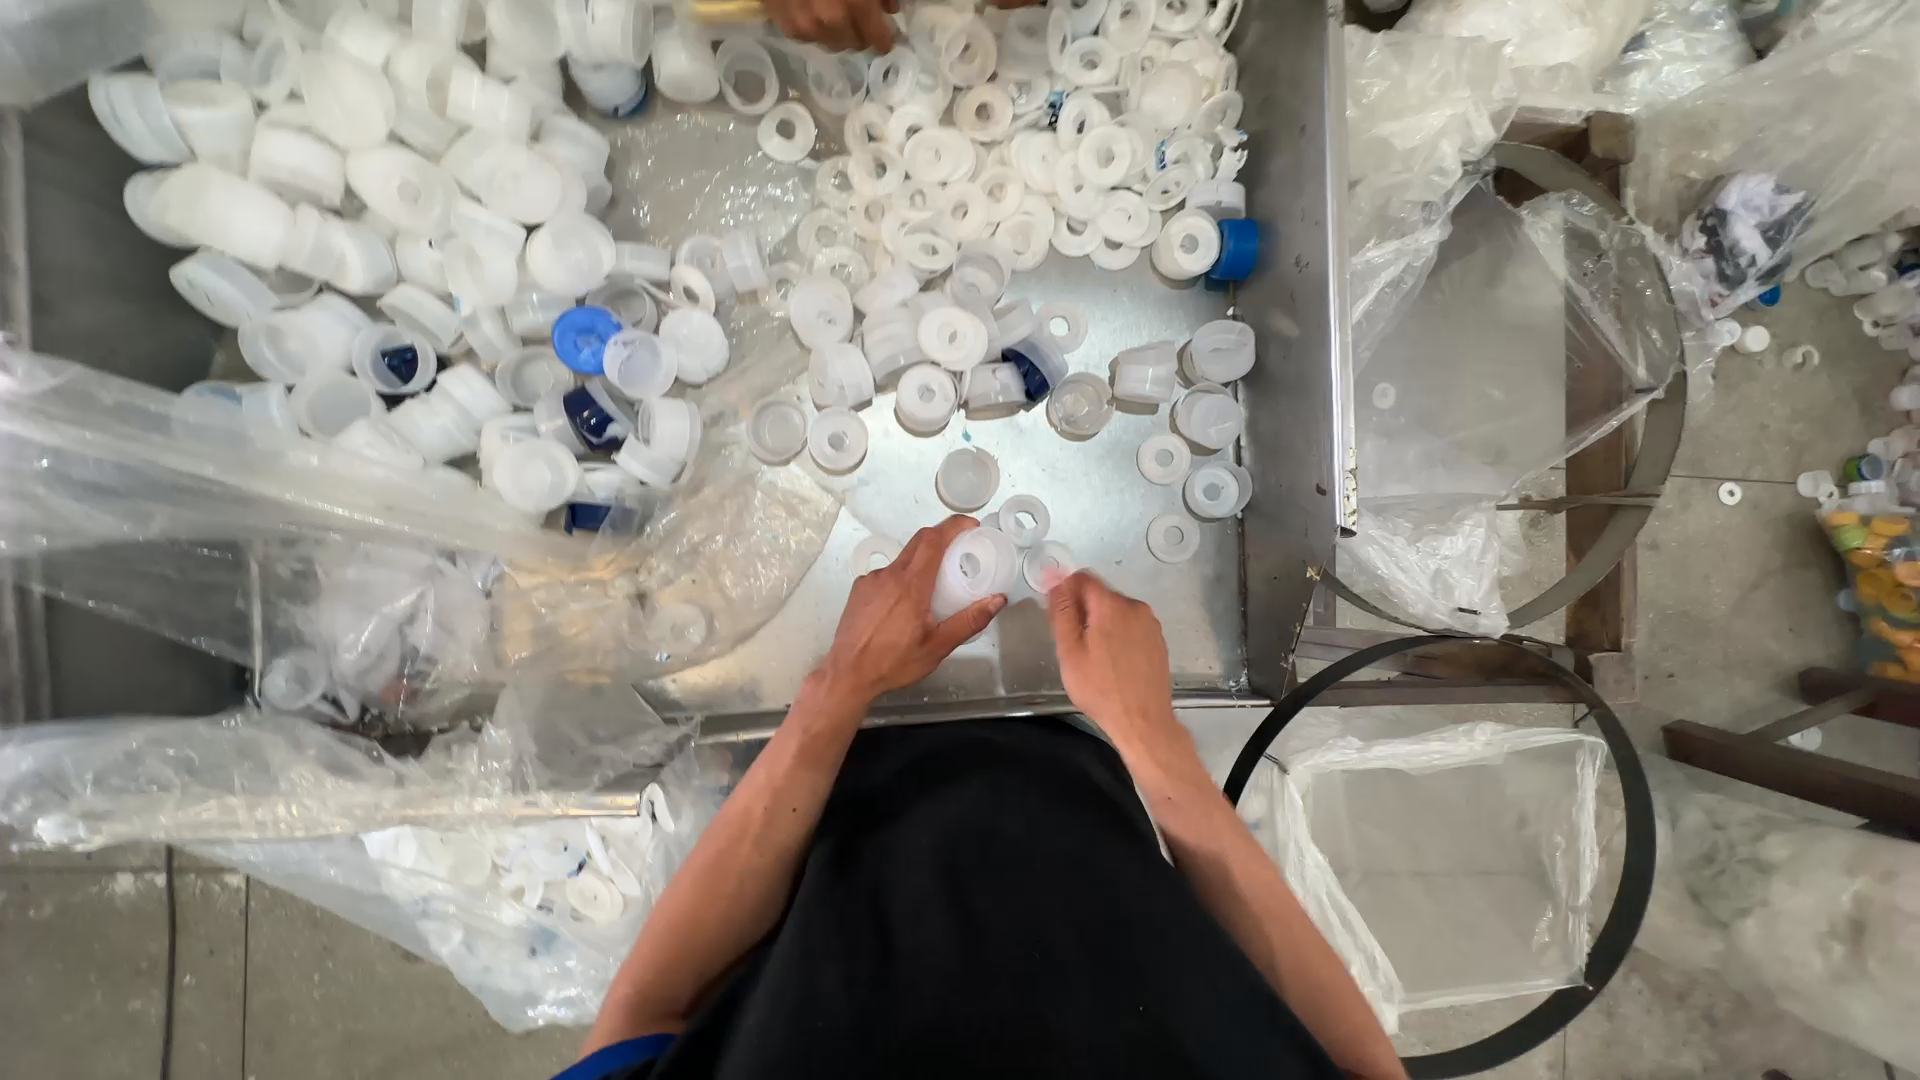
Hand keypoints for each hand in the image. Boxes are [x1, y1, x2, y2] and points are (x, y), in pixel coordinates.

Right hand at [766, 0, 899, 52]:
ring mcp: (806, 25)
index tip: (885, 33)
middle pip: (854, 44)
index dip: (884, 37)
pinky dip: (813, 27)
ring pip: (831, 43)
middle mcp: (832, 21)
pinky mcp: (786, 24)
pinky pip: (808, 37)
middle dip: (859, 32)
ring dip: (836, 32)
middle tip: (856, 15)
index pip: (878, 40)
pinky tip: (811, 8)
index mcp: (856, 4)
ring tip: (833, 11)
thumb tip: (891, 8)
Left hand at [816, 515, 1007, 704]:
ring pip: (902, 560)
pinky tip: (903, 605)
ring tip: (932, 590)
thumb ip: (969, 621)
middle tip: (960, 552)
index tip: (970, 526)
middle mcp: (889, 575)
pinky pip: (886, 575)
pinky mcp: (859, 589)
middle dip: (942, 539)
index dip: (953, 526)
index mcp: (911, 585)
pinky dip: (901, 580)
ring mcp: (871, 580)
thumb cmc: (894, 662)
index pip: (933, 540)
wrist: (847, 674)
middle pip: (919, 542)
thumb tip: (997, 600)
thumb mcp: (938, 646)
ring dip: (921, 564)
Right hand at [1047, 572, 1178, 744]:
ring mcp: (1151, 624)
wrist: (1142, 721)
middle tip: (1071, 640)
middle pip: (1101, 594)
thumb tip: (1055, 581)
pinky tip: (1112, 661)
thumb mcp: (1070, 651)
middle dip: (1083, 609)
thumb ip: (1062, 612)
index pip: (1083, 578)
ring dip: (1101, 622)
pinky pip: (1131, 626)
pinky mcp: (1158, 640)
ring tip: (1092, 655)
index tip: (1056, 610)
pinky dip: (1118, 634)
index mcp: (1112, 606)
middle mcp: (1135, 607)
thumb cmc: (1100, 689)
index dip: (1065, 588)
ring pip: (1117, 610)